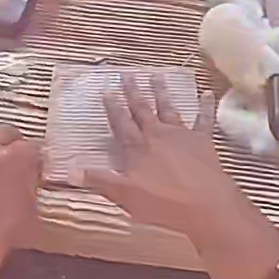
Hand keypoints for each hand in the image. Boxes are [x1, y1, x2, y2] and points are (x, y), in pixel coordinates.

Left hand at [0, 126, 42, 278]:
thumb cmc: (8, 226)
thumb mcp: (31, 199)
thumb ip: (32, 176)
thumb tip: (33, 167)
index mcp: (17, 154)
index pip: (33, 145)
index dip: (37, 157)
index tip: (37, 167)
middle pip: (7, 133)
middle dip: (14, 143)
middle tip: (19, 160)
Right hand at [78, 76, 278, 278]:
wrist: (204, 204)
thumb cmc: (162, 203)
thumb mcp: (125, 196)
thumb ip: (99, 181)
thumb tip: (71, 171)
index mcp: (137, 147)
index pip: (121, 123)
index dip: (113, 107)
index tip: (107, 90)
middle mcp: (157, 134)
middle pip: (142, 109)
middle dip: (133, 92)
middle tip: (128, 74)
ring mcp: (181, 134)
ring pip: (168, 108)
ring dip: (161, 92)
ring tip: (156, 76)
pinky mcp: (202, 140)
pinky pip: (204, 119)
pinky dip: (205, 106)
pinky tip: (207, 93)